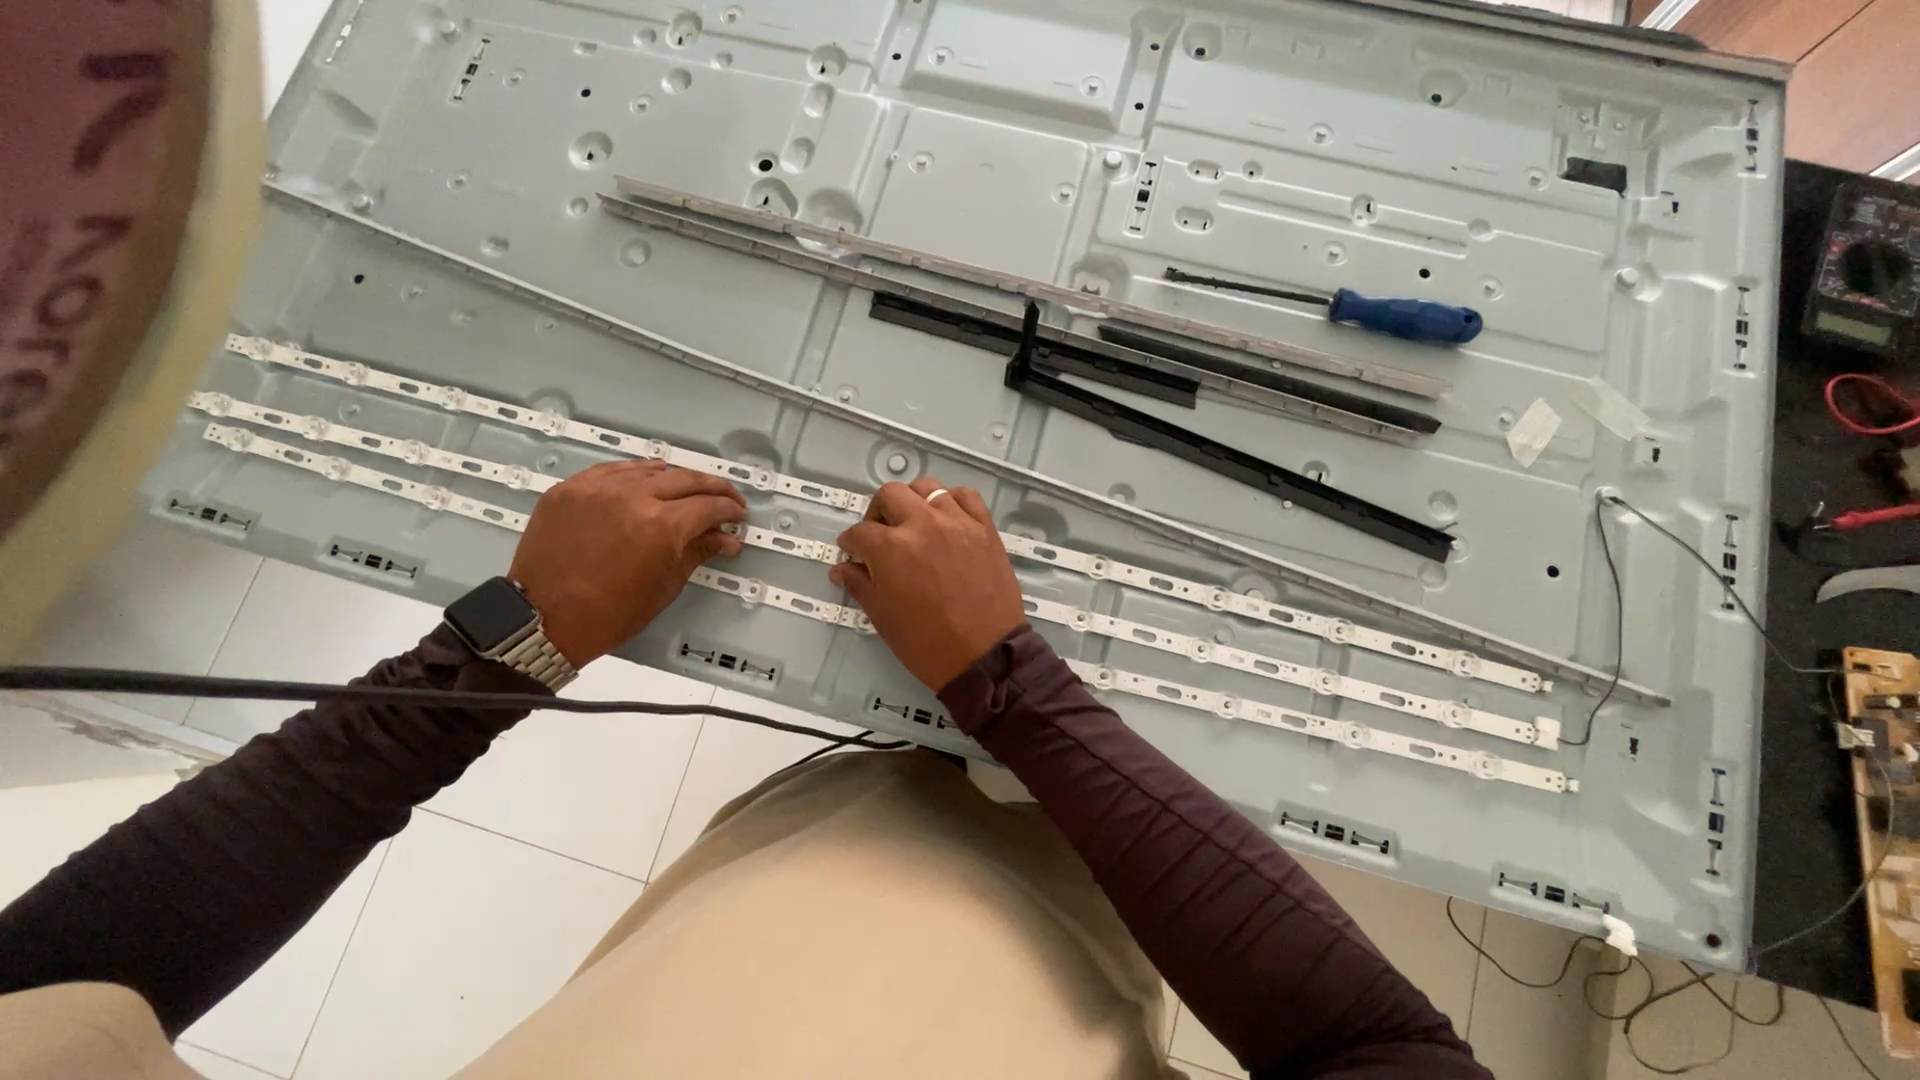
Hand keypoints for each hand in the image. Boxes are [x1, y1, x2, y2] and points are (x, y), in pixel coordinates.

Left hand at [509, 461, 745, 665]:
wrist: (544, 620)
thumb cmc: (610, 613)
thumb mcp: (664, 585)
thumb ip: (697, 552)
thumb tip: (726, 539)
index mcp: (661, 526)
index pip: (708, 505)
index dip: (729, 509)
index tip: (736, 515)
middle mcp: (632, 497)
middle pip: (685, 479)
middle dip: (712, 489)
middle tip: (725, 498)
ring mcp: (597, 489)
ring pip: (649, 469)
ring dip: (675, 478)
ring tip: (687, 489)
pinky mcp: (570, 489)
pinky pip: (612, 470)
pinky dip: (636, 474)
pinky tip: (645, 482)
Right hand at [829, 476, 1025, 691]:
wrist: (983, 657)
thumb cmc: (926, 643)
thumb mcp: (882, 616)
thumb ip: (860, 584)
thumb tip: (841, 569)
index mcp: (890, 548)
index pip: (859, 532)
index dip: (851, 544)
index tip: (853, 553)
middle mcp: (922, 524)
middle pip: (890, 495)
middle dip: (877, 513)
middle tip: (880, 534)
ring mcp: (957, 522)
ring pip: (927, 488)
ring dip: (913, 501)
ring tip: (913, 522)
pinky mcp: (984, 528)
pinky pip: (966, 496)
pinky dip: (952, 500)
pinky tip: (946, 517)